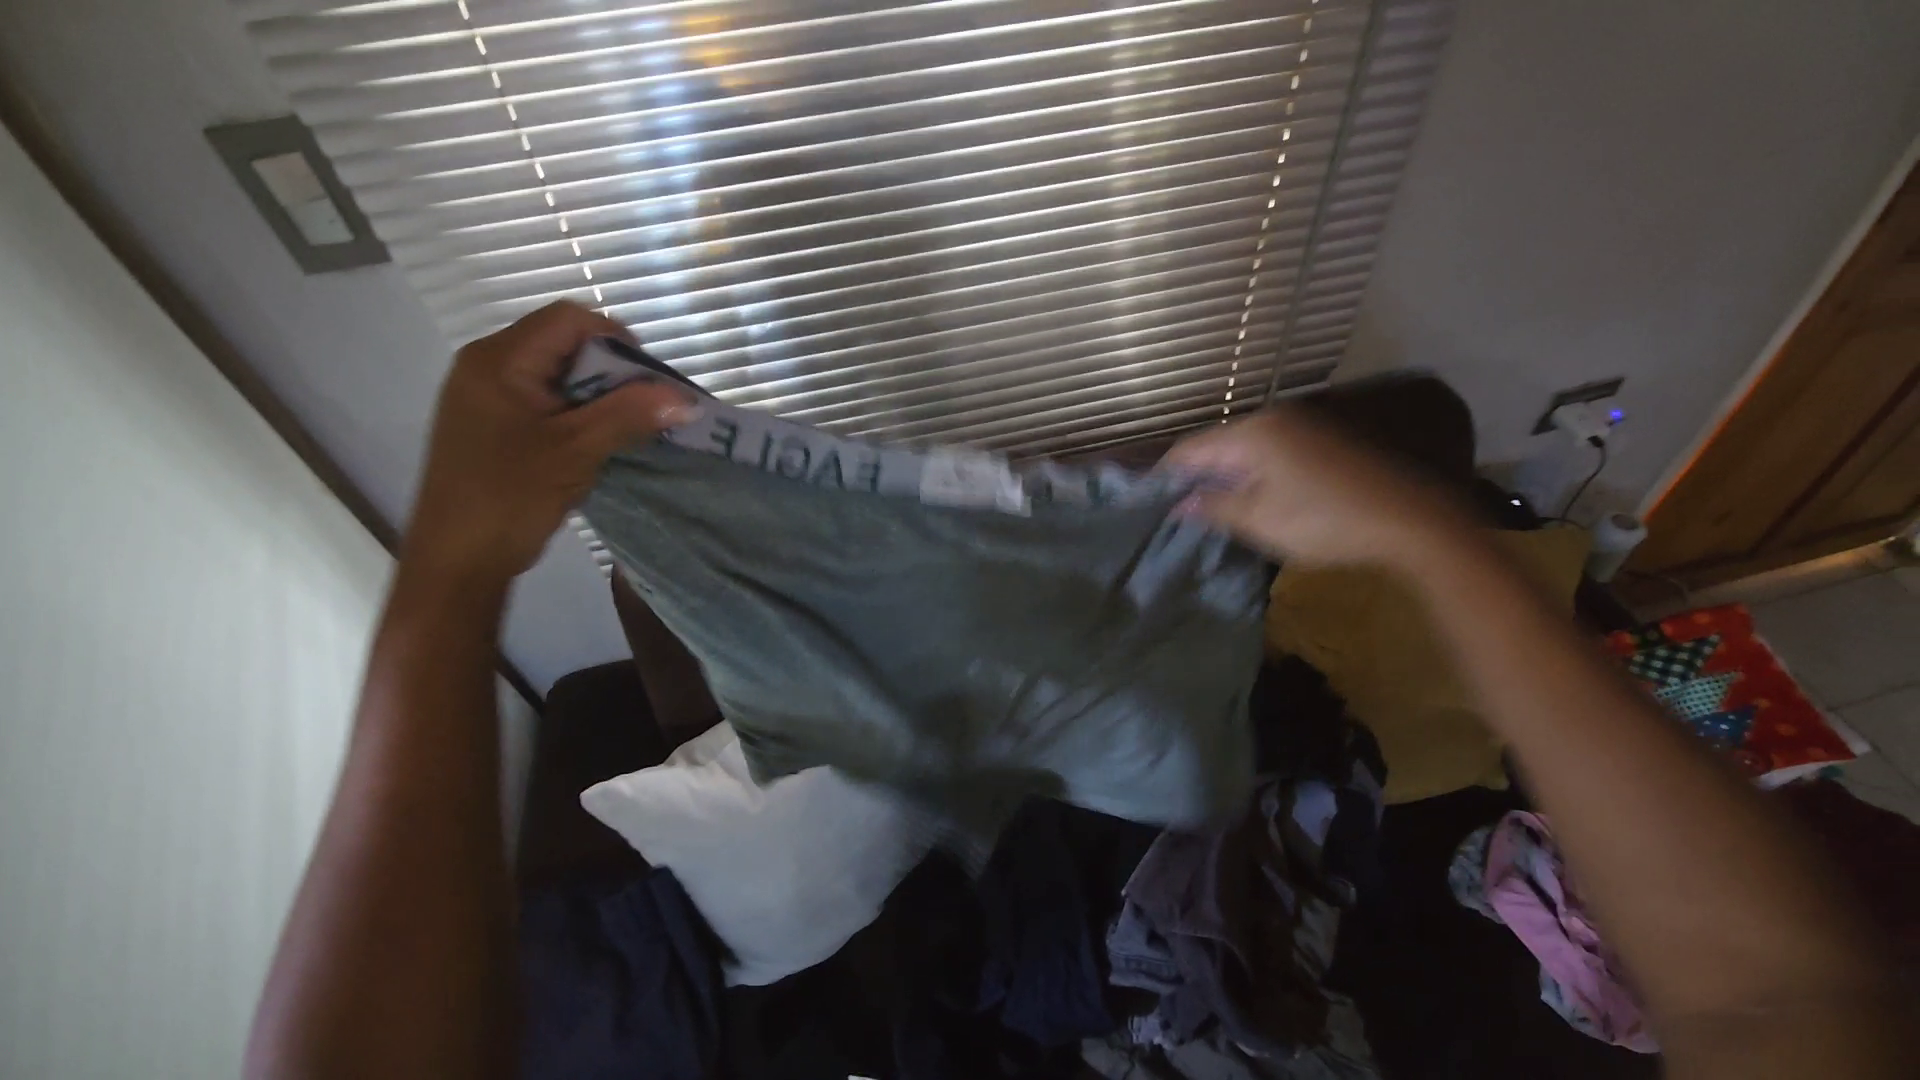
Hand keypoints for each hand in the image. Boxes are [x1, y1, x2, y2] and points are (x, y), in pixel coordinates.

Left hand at [401, 301, 697, 587]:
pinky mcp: (490, 424)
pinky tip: (594, 444)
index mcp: (498, 360)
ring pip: (555, 374)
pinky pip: (542, 400)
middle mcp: (485, 367)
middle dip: (610, 370)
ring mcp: (484, 396)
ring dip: (596, 395)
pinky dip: (576, 413)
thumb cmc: (510, 498)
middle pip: (561, 343)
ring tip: (624, 429)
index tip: (650, 381)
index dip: (617, 339)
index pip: (568, 320)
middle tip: (644, 408)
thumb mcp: (577, 451)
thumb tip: (686, 398)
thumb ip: (631, 415)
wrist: (456, 562)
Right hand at [1164, 407, 1469, 566]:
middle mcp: (1274, 419)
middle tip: (1177, 507)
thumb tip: (1179, 503)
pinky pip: (1272, 451)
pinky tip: (1252, 496)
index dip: (1166, 474)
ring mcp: (1303, 426)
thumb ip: (1214, 507)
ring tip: (1210, 506)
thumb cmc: (1326, 521)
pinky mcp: (1324, 440)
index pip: (1191, 448)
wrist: (1411, 520)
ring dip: (1226, 474)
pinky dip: (1254, 471)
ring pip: (1246, 447)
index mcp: (1252, 433)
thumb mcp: (1261, 521)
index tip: (1147, 499)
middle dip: (1196, 474)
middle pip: (1218, 444)